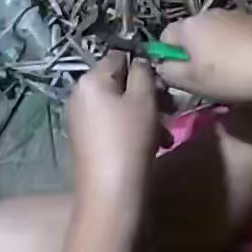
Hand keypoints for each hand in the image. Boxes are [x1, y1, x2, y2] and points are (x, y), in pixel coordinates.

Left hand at [67, 52, 162, 205]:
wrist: (111, 195)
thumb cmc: (130, 140)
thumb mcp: (143, 98)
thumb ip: (143, 72)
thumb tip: (140, 61)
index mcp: (89, 79)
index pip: (119, 56)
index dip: (144, 65)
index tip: (165, 83)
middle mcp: (80, 95)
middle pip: (120, 82)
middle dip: (148, 93)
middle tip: (172, 108)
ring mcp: (82, 119)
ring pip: (121, 104)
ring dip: (146, 113)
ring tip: (166, 132)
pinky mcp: (88, 140)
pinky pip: (115, 123)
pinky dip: (134, 128)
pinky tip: (156, 144)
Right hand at [157, 4, 251, 104]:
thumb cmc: (233, 76)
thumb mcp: (192, 82)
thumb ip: (169, 72)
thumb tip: (162, 66)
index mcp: (189, 25)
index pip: (165, 36)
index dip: (169, 57)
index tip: (181, 77)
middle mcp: (209, 13)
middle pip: (191, 34)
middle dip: (194, 54)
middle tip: (205, 81)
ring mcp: (235, 15)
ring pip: (214, 35)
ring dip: (216, 53)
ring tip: (230, 77)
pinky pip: (236, 36)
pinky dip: (237, 51)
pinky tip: (248, 69)